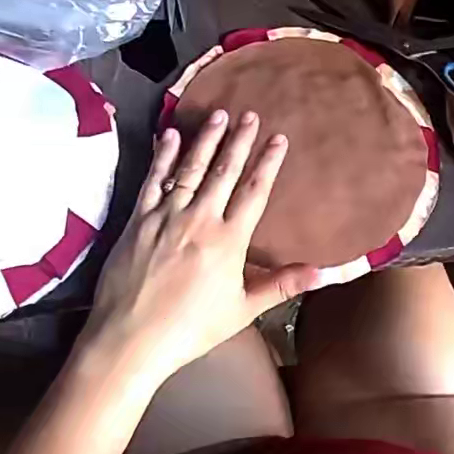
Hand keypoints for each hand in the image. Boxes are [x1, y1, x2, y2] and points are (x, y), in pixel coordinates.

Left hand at [81, 109, 320, 386]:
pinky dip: (162, 157)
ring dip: (205, 140)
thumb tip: (322, 272)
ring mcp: (166, 217)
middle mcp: (199, 220)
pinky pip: (152, 181)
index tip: (278, 138)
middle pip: (224, 171)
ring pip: (190, 169)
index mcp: (228, 240)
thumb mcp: (242, 309)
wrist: (131, 339)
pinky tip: (168, 135)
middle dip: (239, 140)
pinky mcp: (138, 220)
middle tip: (249, 114)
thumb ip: (281, 285)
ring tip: (218, 115)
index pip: (254, 191)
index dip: (268, 162)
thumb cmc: (191, 329)